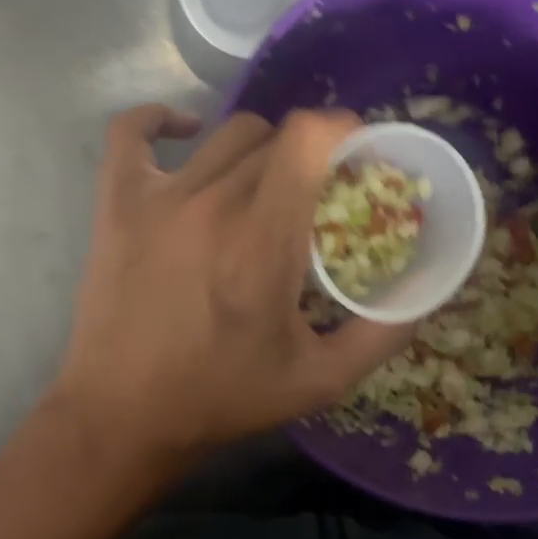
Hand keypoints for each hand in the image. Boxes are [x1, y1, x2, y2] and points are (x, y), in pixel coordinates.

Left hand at [51, 106, 413, 460]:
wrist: (122, 418)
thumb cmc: (221, 399)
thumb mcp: (318, 381)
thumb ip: (379, 335)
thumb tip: (421, 297)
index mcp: (264, 241)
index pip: (309, 138)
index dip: (343, 131)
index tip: (358, 157)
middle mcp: (212, 204)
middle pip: (275, 139)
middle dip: (309, 157)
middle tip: (318, 194)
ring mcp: (157, 199)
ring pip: (223, 136)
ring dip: (259, 148)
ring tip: (267, 184)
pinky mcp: (116, 205)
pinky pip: (130, 132)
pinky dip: (160, 120)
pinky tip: (184, 134)